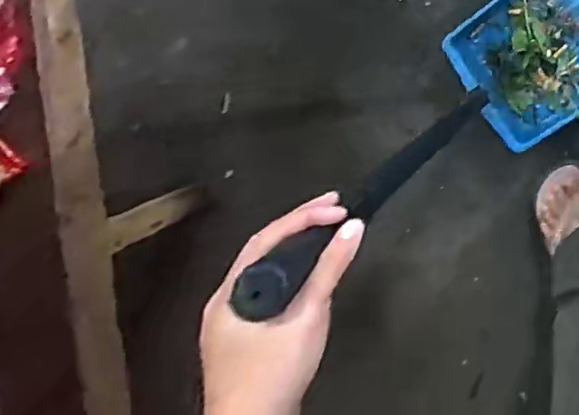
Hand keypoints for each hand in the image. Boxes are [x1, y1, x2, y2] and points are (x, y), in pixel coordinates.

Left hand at [200, 192, 363, 414]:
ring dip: (297, 242)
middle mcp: (224, 302)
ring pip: (265, 266)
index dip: (305, 216)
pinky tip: (310, 266)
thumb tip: (354, 226)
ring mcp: (231, 321)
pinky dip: (292, 265)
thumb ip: (330, 269)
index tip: (339, 207)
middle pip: (263, 247)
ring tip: (328, 227)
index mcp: (230, 294)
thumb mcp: (308, 316)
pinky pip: (268, 284)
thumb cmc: (274, 372)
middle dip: (301, 222)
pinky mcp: (243, 335)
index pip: (268, 237)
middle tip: (335, 205)